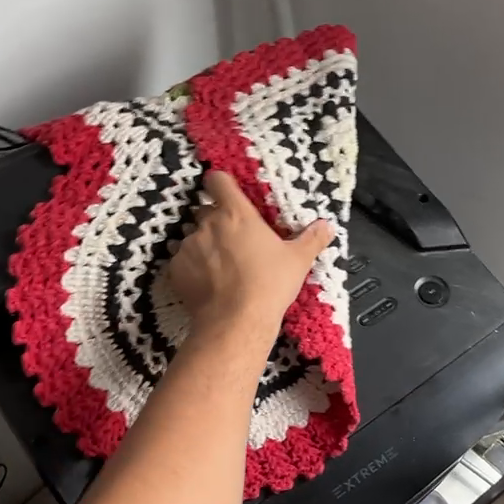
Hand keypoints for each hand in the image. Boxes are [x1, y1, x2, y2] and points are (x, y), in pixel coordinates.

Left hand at [167, 171, 333, 340]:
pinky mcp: (176, 269)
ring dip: (205, 247)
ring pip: (194, 238)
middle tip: (234, 241)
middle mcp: (208, 224)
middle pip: (206, 211)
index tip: (227, 194)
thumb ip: (312, 239)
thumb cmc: (269, 285)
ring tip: (221, 268)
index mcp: (236, 214)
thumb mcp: (298, 261)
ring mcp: (189, 246)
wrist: (236, 322)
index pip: (219, 181)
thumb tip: (327, 226)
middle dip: (217, 222)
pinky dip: (193, 269)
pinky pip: (183, 262)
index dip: (221, 184)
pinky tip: (208, 284)